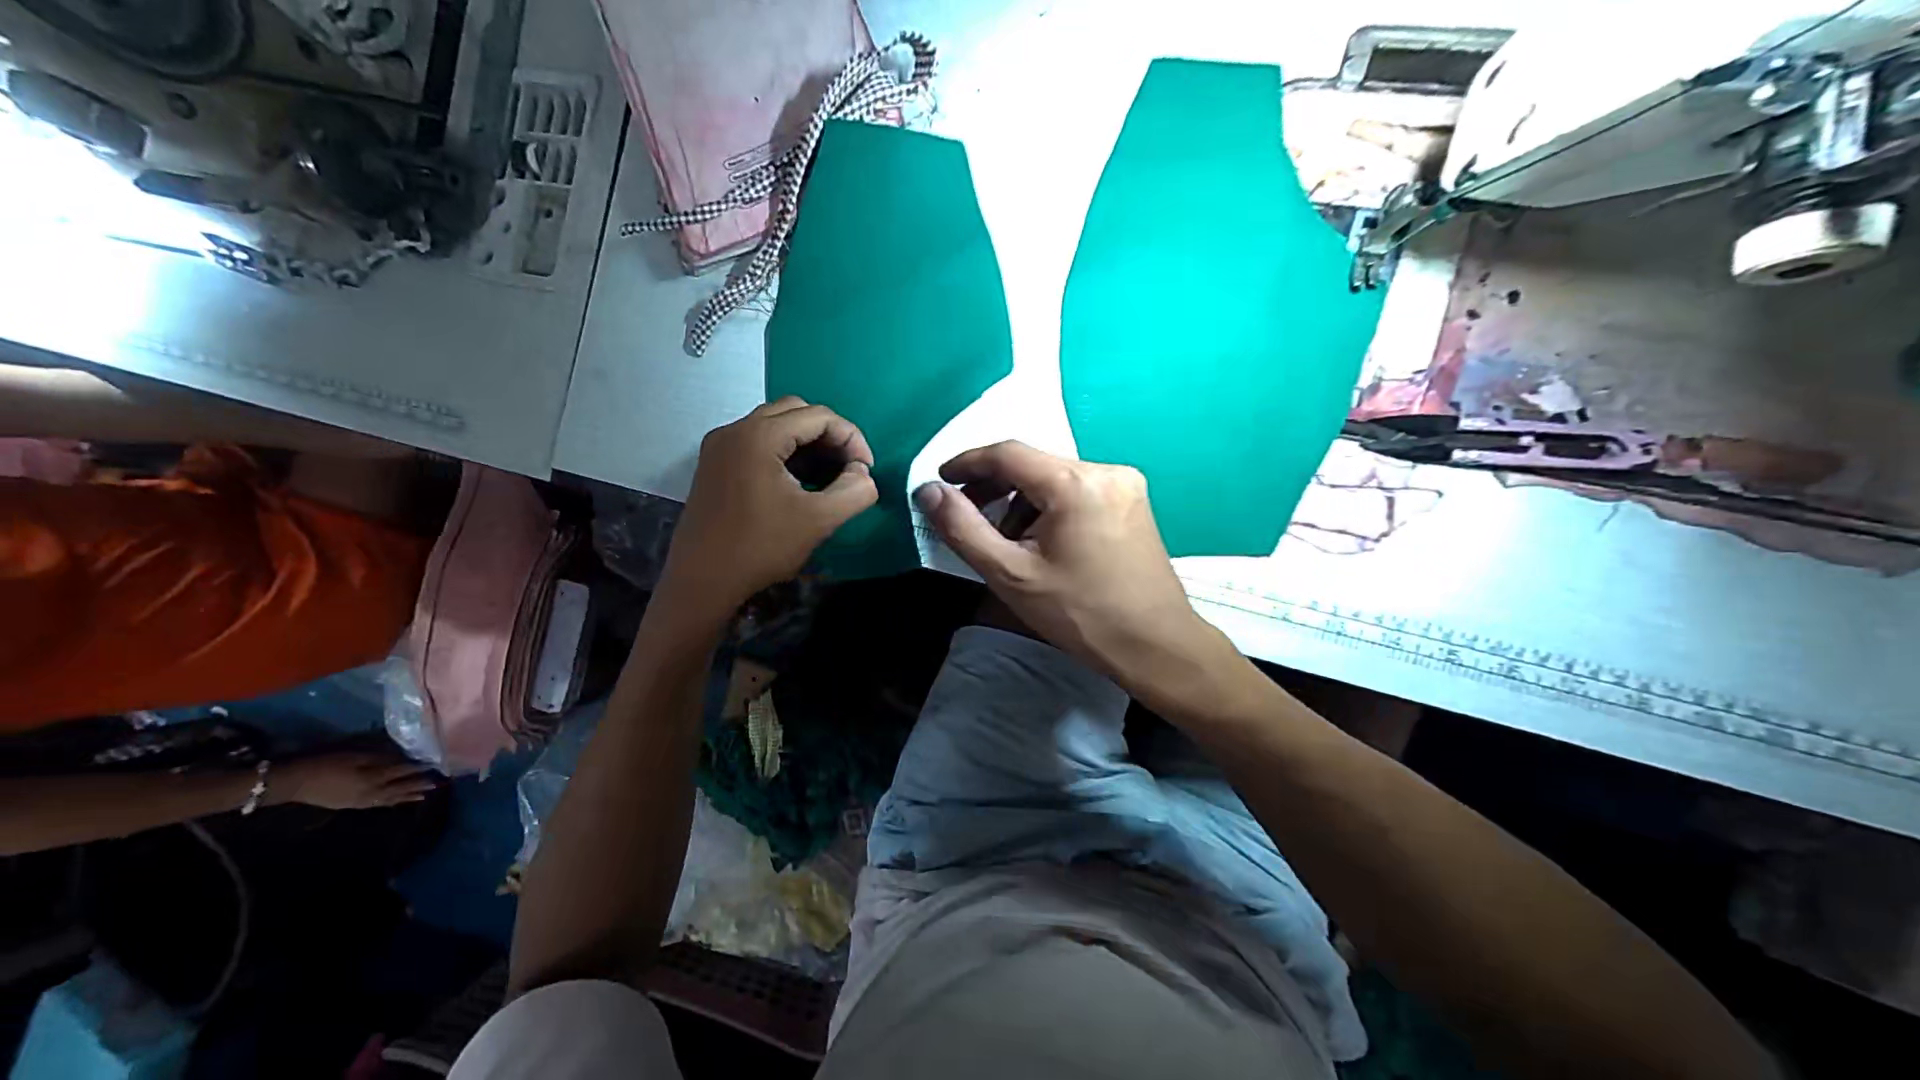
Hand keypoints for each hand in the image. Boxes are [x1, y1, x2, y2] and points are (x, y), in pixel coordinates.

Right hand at [270, 751, 437, 809]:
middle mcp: (372, 790)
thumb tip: (402, 756)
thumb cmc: (325, 762)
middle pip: (401, 786)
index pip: (403, 770)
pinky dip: (393, 802)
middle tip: (440, 781)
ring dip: (410, 795)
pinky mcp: (352, 805)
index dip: (420, 766)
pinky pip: (379, 804)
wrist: (294, 782)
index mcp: (373, 776)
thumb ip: (380, 756)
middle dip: (420, 783)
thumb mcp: (354, 754)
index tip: (436, 763)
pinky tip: (400, 801)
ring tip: (427, 793)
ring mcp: (362, 800)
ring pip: (392, 797)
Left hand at [664, 397, 877, 609]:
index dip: (851, 438)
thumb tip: (863, 474)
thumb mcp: (819, 520)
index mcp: (759, 436)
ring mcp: (720, 446)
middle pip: (795, 411)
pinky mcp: (713, 464)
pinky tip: (797, 483)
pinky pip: (757, 442)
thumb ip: (854, 491)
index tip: (866, 470)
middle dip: (829, 435)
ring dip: (807, 443)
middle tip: (849, 469)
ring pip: (775, 425)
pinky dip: (784, 452)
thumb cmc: (760, 548)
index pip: (819, 416)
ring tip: (828, 476)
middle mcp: (735, 430)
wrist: (702, 580)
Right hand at [915, 441, 1236, 701]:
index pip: (1008, 454)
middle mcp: (1105, 470)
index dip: (968, 464)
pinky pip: (1077, 491)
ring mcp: (1125, 484)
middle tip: (966, 515)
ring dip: (1022, 502)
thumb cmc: (1081, 614)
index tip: (941, 480)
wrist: (1156, 646)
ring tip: (1007, 543)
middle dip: (994, 487)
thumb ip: (963, 529)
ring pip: (1054, 479)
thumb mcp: (1011, 575)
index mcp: (1074, 482)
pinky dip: (1049, 508)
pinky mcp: (1133, 502)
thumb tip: (929, 492)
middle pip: (1033, 464)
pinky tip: (1042, 543)